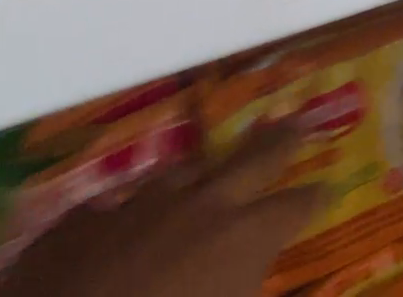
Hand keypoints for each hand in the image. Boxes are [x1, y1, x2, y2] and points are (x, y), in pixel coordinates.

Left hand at [0, 124, 320, 296]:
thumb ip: (248, 285)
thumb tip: (254, 274)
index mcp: (244, 235)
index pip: (298, 205)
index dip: (315, 198)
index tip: (327, 189)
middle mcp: (200, 206)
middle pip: (253, 160)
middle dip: (278, 142)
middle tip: (295, 122)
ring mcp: (135, 207)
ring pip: (179, 175)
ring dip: (197, 178)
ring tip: (203, 175)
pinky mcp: (75, 225)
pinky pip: (110, 208)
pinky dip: (122, 216)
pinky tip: (115, 227)